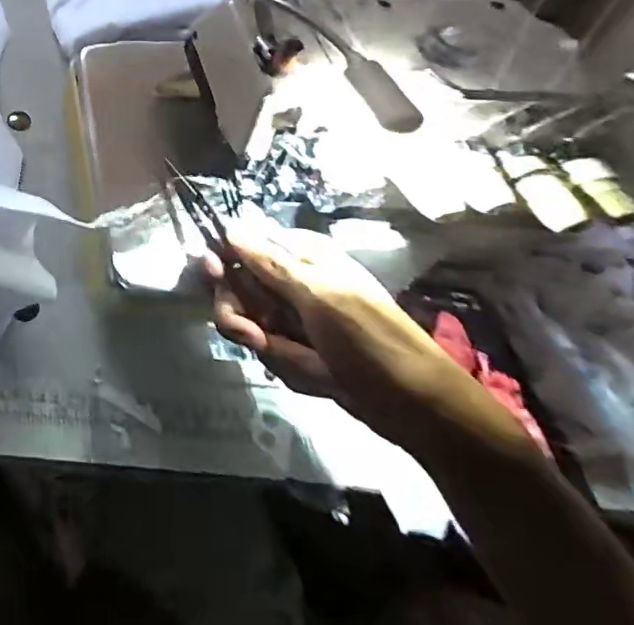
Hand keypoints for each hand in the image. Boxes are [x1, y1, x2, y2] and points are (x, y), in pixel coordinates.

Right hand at [208, 229, 529, 458]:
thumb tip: (230, 226)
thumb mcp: (318, 295)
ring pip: (252, 324)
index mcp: (304, 256)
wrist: (418, 408)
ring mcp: (299, 318)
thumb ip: (269, 262)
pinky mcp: (303, 351)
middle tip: (256, 336)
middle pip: (239, 287)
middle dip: (242, 315)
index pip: (245, 245)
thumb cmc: (370, 340)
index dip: (225, 262)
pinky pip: (272, 353)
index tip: (215, 276)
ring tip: (304, 363)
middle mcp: (296, 282)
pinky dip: (289, 367)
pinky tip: (316, 376)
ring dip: (271, 348)